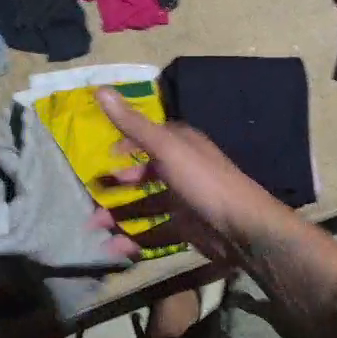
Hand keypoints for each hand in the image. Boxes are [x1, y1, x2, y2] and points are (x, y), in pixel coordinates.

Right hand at [92, 87, 291, 261]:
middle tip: (93, 194)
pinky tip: (115, 248)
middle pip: (146, 174)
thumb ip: (133, 124)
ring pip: (147, 205)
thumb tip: (101, 89)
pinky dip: (134, 240)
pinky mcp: (187, 229)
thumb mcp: (166, 148)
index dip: (128, 143)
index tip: (106, 154)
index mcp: (182, 145)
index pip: (151, 137)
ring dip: (120, 214)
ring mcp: (185, 201)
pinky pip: (155, 233)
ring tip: (94, 225)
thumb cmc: (203, 181)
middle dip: (119, 184)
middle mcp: (184, 170)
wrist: (242, 229)